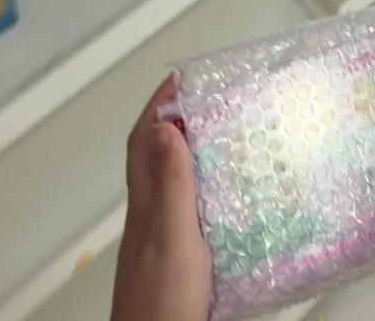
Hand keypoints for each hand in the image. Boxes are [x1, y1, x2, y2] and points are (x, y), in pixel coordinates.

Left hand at [112, 73, 211, 320]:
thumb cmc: (161, 303)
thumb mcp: (174, 237)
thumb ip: (173, 186)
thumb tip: (168, 128)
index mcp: (147, 203)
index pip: (144, 140)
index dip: (160, 105)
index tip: (182, 76)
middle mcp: (151, 214)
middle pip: (157, 154)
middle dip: (178, 118)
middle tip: (208, 94)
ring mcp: (163, 234)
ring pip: (174, 177)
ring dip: (193, 148)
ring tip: (223, 129)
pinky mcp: (180, 252)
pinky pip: (191, 202)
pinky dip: (207, 183)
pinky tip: (229, 188)